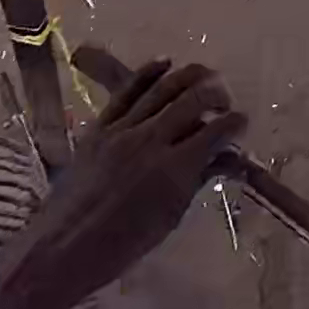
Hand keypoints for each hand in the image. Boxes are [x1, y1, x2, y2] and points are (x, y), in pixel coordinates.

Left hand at [6, 61, 244, 306]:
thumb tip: (221, 159)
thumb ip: (195, 180)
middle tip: (224, 98)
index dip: (233, 123)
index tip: (242, 120)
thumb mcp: (170, 217)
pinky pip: (127, 91)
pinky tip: (165, 63)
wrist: (66, 245)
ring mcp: (123, 128)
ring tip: (205, 74)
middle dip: (215, 94)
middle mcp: (151, 140)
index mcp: (173, 169)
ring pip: (162, 89)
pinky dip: (148, 73)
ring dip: (188, 76)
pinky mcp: (101, 124)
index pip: (214, 133)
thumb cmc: (123, 244)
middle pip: (191, 101)